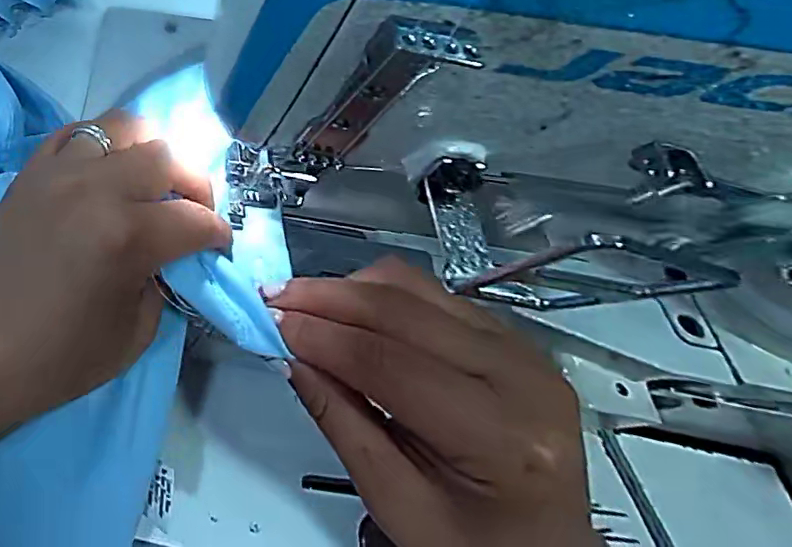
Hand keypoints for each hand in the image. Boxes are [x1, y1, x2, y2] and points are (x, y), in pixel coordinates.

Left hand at [0, 109, 232, 423]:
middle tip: (189, 211)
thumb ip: (163, 281)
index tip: (217, 245)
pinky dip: (98, 143)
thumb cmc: (54, 358)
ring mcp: (60, 171)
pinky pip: (75, 132)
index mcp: (126, 235)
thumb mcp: (133, 335)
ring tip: (147, 180)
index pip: (194, 219)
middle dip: (192, 183)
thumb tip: (173, 252)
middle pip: (166, 156)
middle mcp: (96, 188)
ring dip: (147, 149)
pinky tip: (102, 170)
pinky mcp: (32, 170)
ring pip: (122, 124)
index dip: (216, 234)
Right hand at [270, 258, 593, 546]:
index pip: (390, 363)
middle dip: (327, 297)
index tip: (271, 322)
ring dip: (350, 288)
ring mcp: (520, 348)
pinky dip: (380, 294)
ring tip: (304, 301)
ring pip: (414, 286)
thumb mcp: (400, 506)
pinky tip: (349, 310)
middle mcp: (520, 377)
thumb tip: (291, 354)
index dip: (322, 336)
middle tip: (274, 297)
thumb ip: (341, 422)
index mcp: (502, 438)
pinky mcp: (509, 334)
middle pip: (402, 310)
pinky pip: (431, 292)